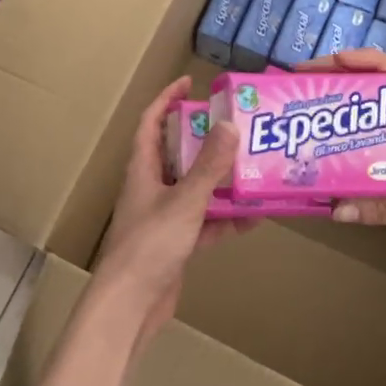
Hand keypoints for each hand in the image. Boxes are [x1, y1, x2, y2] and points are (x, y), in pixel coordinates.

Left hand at [93, 77, 255, 348]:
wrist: (131, 304)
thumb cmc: (149, 246)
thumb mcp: (184, 202)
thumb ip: (208, 167)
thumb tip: (230, 125)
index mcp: (142, 169)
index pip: (150, 122)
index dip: (167, 99)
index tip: (190, 81)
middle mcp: (150, 187)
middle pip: (176, 153)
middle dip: (203, 138)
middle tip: (236, 127)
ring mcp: (162, 216)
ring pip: (194, 188)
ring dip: (220, 180)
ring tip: (253, 168)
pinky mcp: (175, 243)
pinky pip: (204, 222)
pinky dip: (225, 219)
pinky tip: (254, 218)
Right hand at [297, 48, 385, 282]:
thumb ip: (385, 210)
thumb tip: (334, 207)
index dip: (367, 61)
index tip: (329, 63)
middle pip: (379, 98)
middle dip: (342, 89)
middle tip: (303, 94)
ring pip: (374, 129)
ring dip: (342, 124)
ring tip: (306, 128)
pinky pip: (375, 161)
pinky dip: (351, 160)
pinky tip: (326, 171)